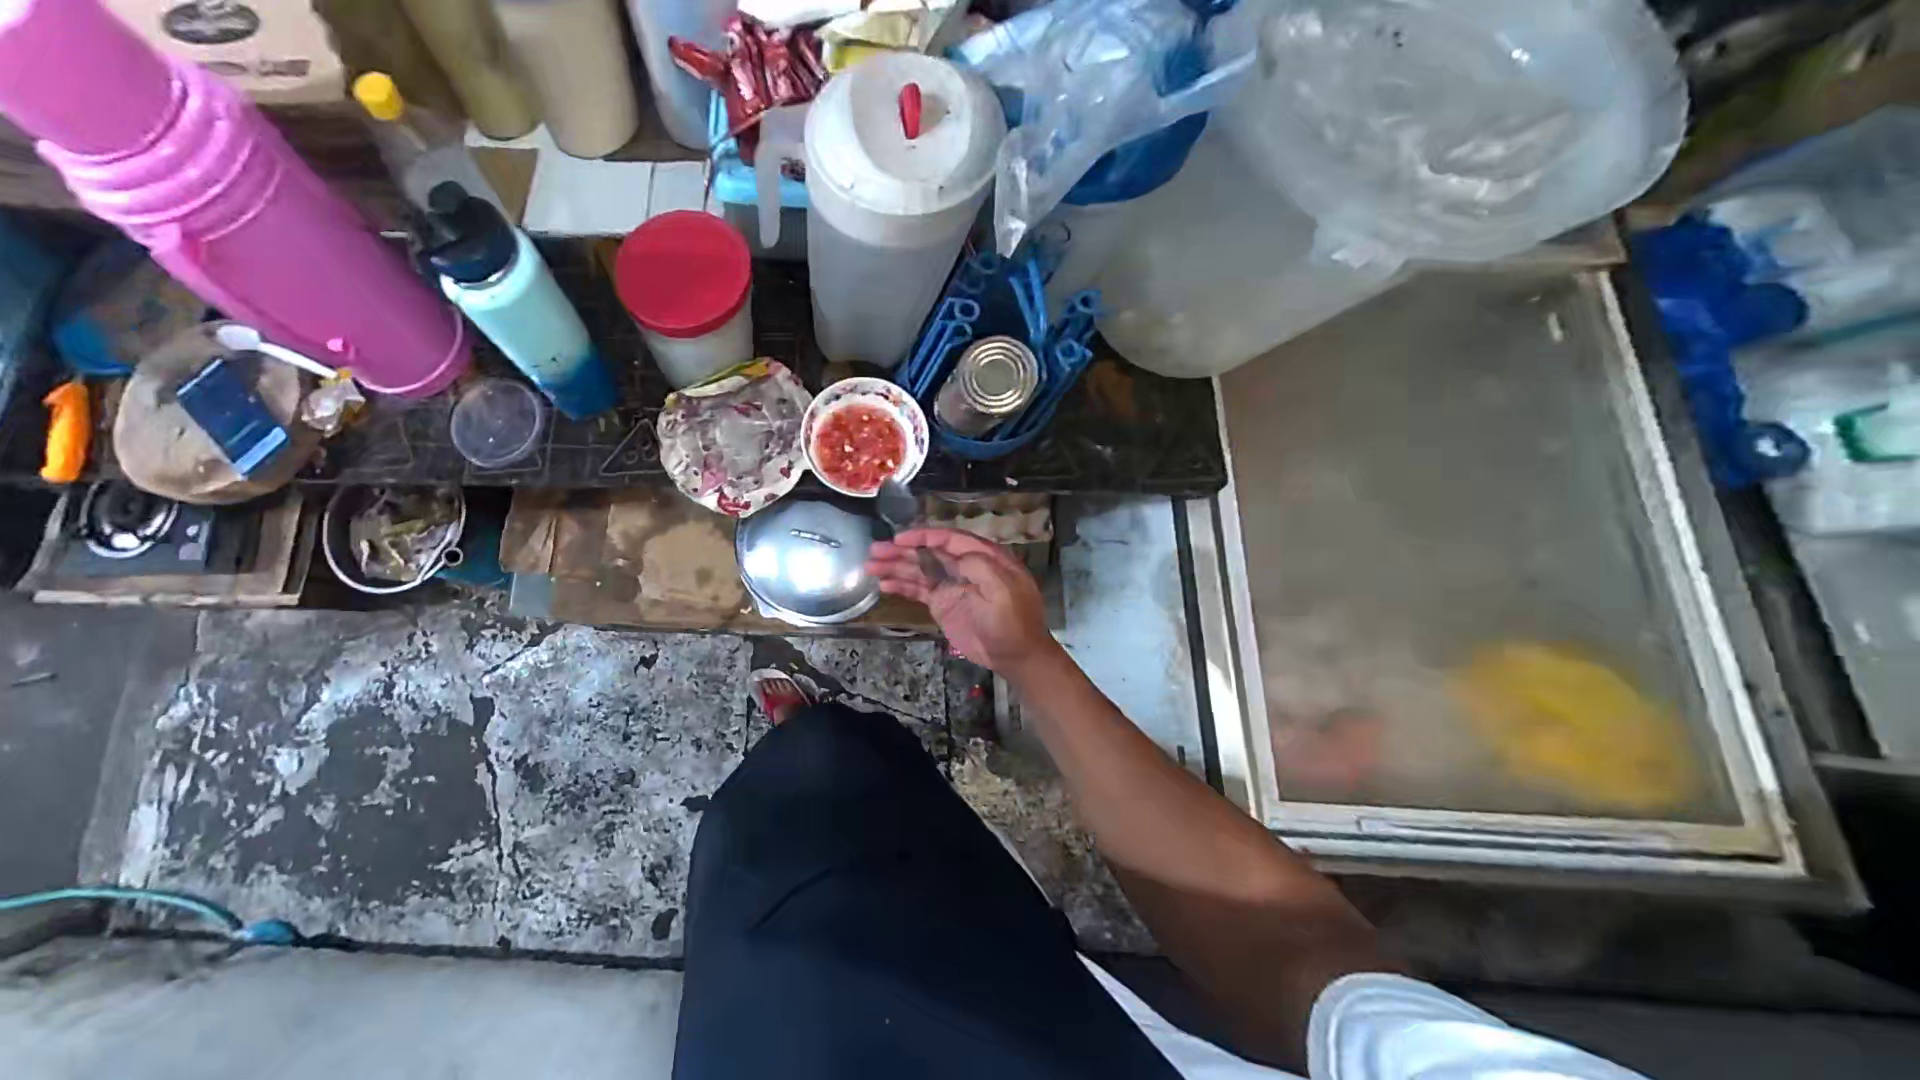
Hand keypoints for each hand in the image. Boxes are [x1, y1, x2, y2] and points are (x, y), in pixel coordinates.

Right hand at [866, 528, 1057, 674]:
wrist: (1016, 657)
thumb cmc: (1013, 623)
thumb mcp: (1003, 592)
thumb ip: (980, 568)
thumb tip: (956, 556)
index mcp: (984, 558)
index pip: (951, 539)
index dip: (924, 536)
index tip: (900, 538)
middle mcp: (966, 567)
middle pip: (930, 553)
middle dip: (902, 551)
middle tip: (874, 550)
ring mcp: (953, 586)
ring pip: (920, 570)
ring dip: (896, 566)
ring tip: (870, 565)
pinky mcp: (944, 604)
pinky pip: (919, 590)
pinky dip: (901, 586)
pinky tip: (883, 584)